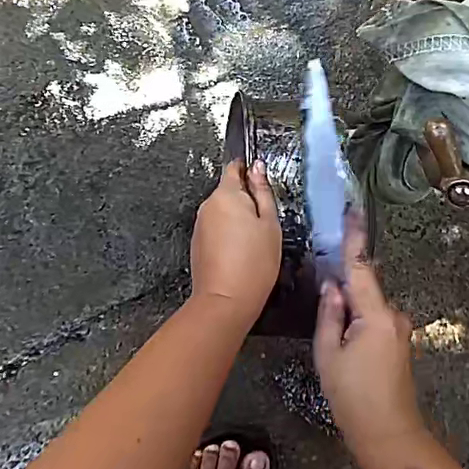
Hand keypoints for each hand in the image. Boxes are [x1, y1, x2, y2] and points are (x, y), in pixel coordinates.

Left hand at [189, 160, 280, 321]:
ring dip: (239, 220)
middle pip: (229, 191)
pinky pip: (217, 229)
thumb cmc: (253, 264)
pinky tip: (242, 253)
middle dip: (247, 201)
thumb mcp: (269, 223)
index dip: (250, 171)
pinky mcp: (198, 242)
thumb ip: (263, 191)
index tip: (262, 182)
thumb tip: (258, 167)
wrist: (226, 300)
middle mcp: (208, 206)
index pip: (234, 167)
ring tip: (255, 242)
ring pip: (224, 212)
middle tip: (265, 223)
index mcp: (226, 195)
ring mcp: (201, 225)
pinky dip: (229, 235)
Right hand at [313, 218, 419, 450]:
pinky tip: (346, 344)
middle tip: (323, 308)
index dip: (355, 239)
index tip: (353, 212)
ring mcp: (400, 330)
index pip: (362, 268)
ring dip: (350, 310)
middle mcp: (394, 316)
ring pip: (368, 306)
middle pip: (364, 288)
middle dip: (343, 289)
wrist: (389, 435)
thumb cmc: (354, 398)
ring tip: (333, 341)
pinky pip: (375, 320)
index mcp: (376, 315)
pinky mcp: (399, 342)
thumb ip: (328, 314)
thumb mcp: (328, 354)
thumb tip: (331, 287)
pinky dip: (359, 321)